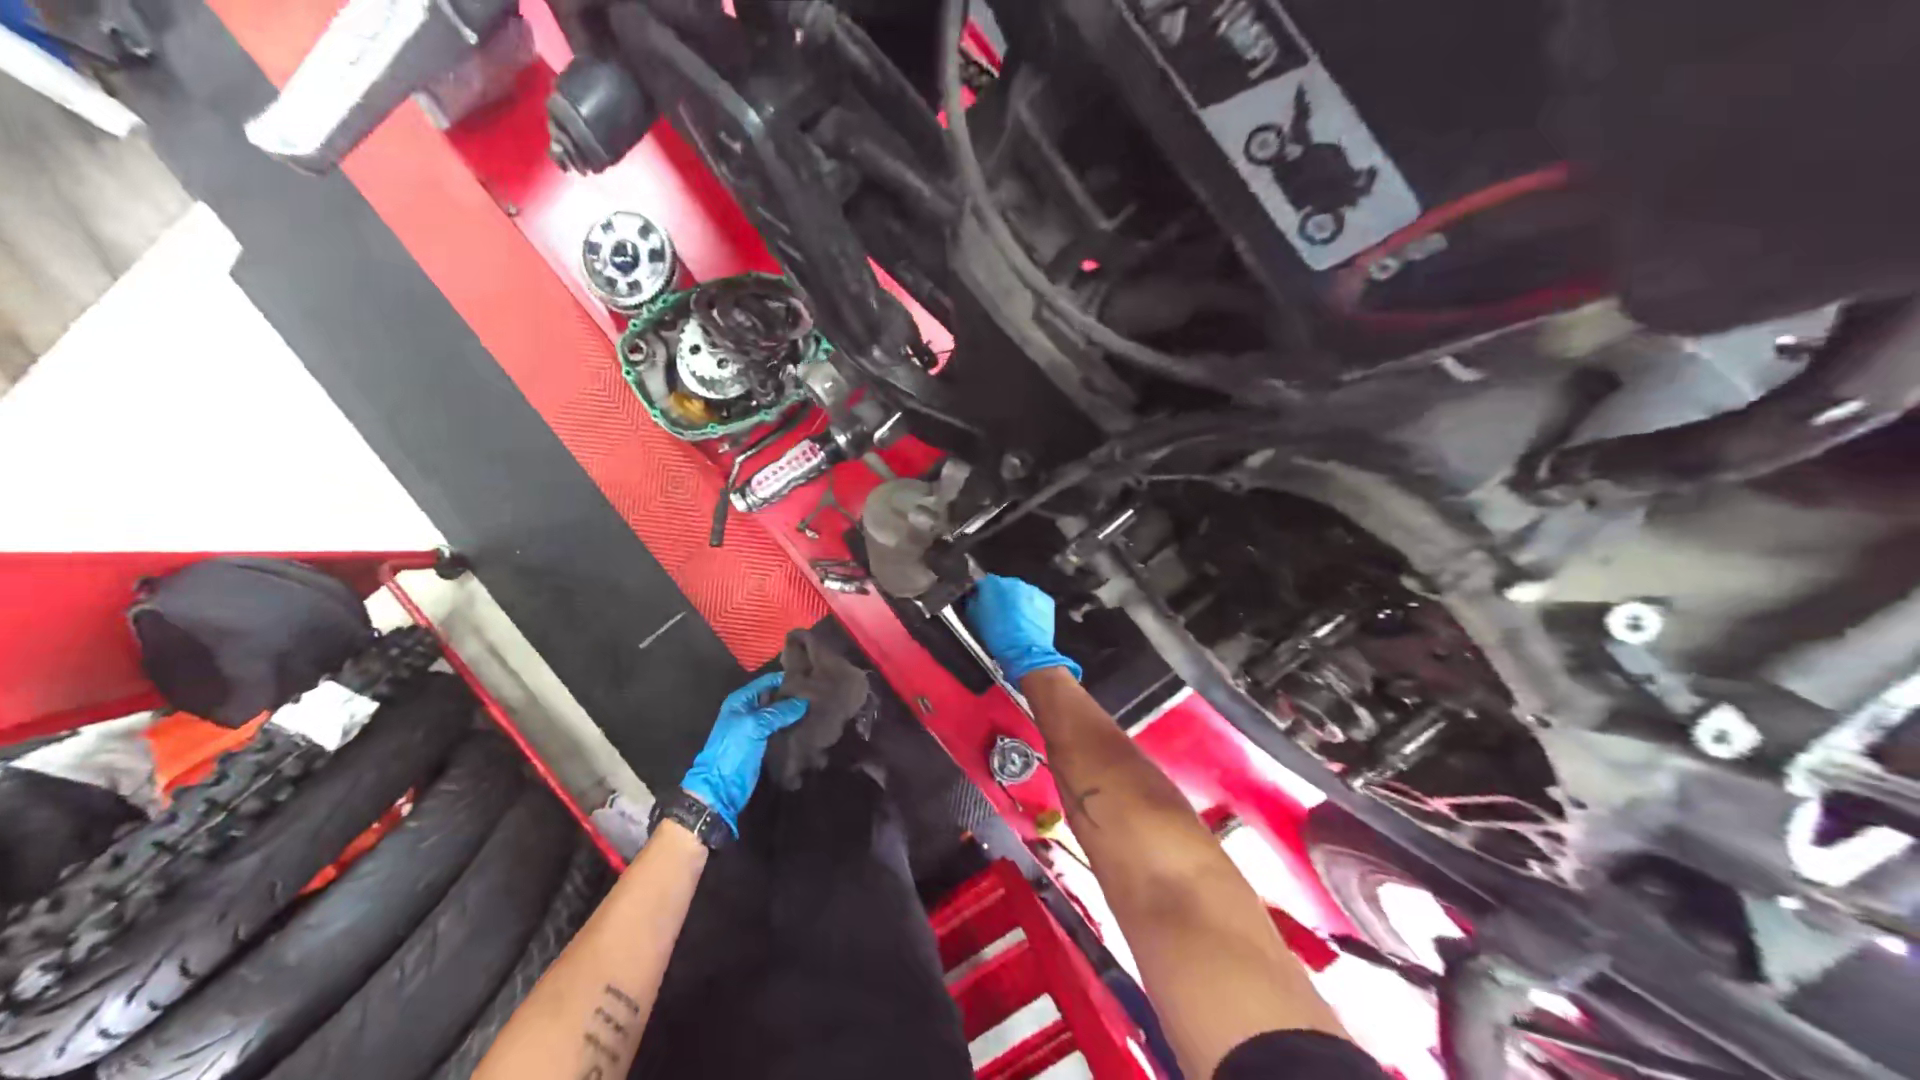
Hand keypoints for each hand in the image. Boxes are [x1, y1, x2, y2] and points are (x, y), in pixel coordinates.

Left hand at [681, 673, 808, 832]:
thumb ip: (778, 712)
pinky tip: (810, 728)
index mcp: (741, 701)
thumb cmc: (732, 752)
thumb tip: (804, 702)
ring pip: (780, 715)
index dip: (787, 680)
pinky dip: (793, 729)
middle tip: (819, 697)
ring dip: (795, 714)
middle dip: (794, 698)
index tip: (811, 681)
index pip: (768, 682)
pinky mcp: (764, 745)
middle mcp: (749, 711)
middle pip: (775, 698)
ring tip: (819, 711)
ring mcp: (757, 729)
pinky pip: (781, 731)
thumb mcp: (753, 727)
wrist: (720, 790)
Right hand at [964, 575, 1082, 682]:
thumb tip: (976, 597)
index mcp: (993, 584)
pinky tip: (1028, 622)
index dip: (984, 593)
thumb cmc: (996, 637)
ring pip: (1021, 592)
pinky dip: (1032, 608)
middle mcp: (1013, 582)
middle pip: (1005, 586)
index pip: (985, 582)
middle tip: (1000, 614)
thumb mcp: (975, 619)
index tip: (983, 604)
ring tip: (1016, 621)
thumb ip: (973, 602)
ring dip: (1017, 602)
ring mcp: (1032, 589)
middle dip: (1002, 597)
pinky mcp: (1046, 599)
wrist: (1026, 652)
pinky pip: (1035, 600)